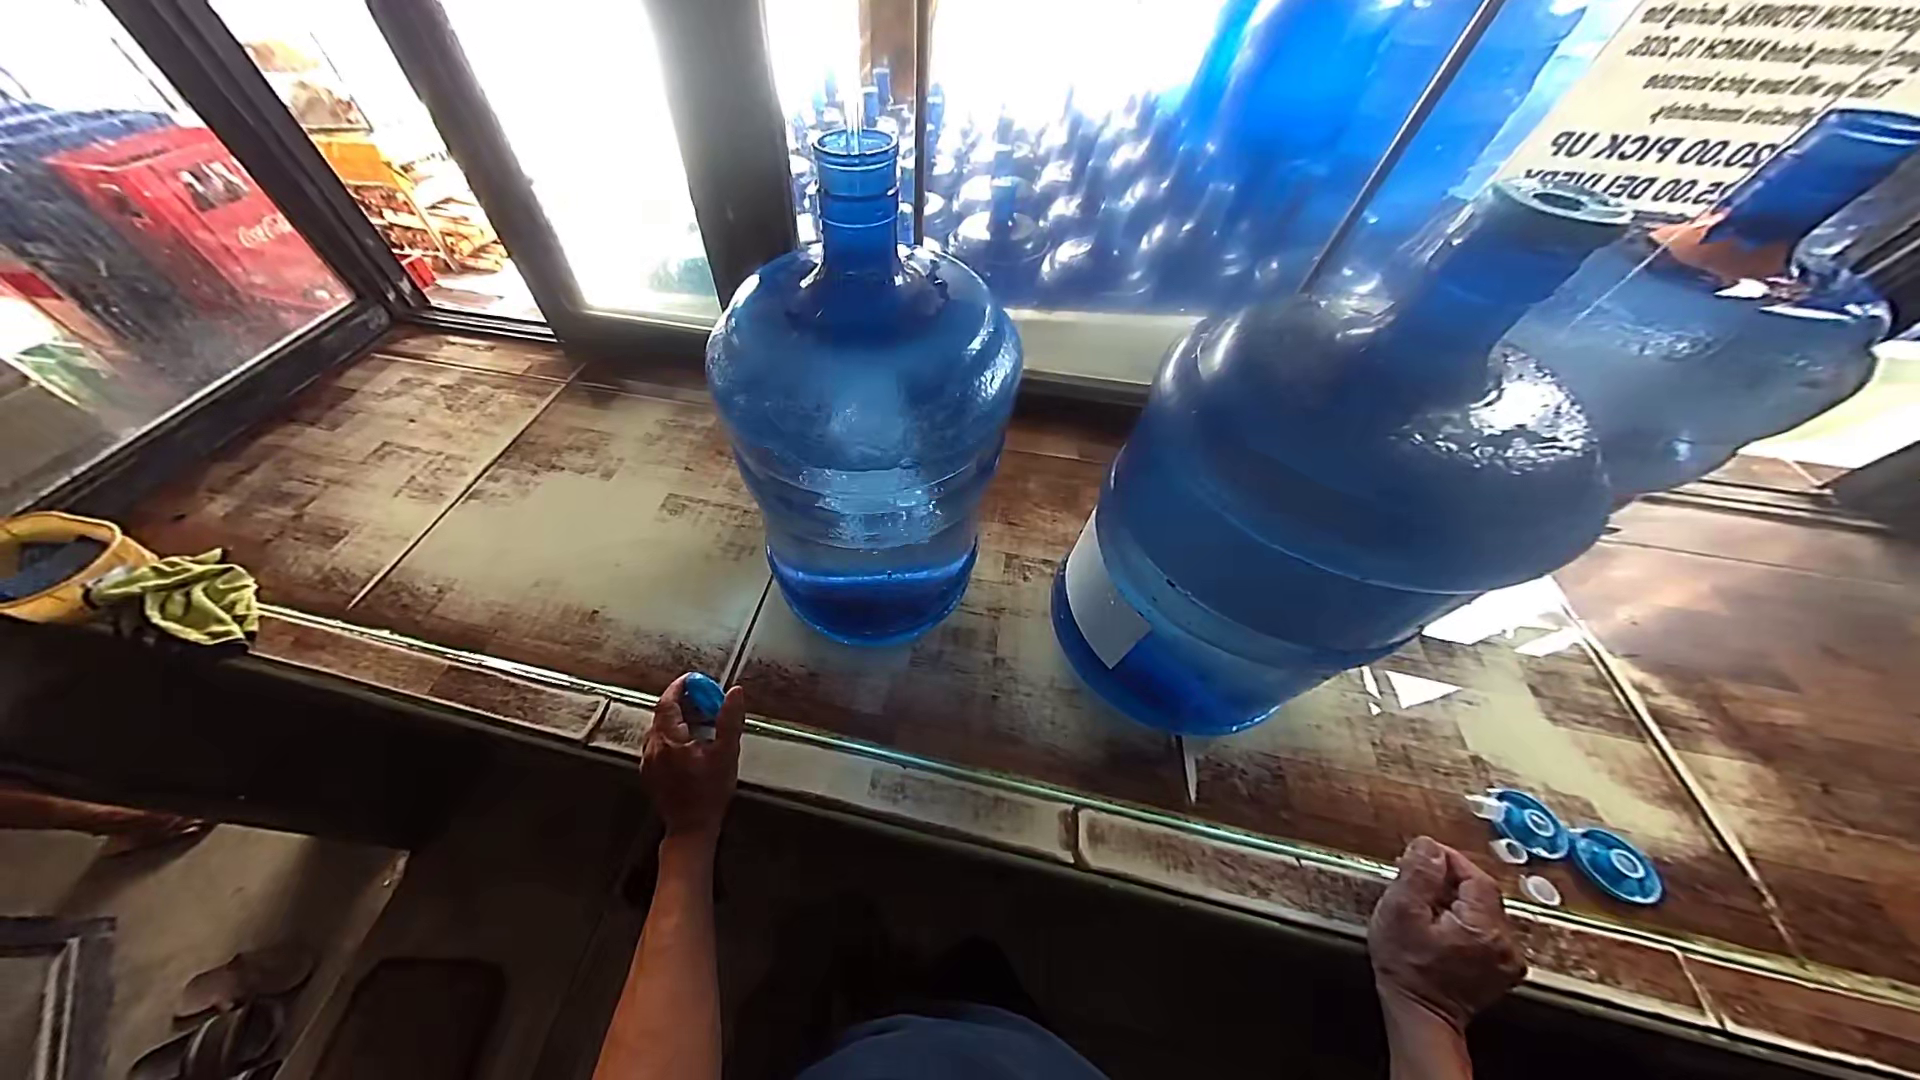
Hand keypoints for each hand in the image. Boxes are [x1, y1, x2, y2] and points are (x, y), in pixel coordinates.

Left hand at [642, 675, 745, 842]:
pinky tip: (692, 740)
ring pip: (660, 729)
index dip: (680, 687)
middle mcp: (652, 749)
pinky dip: (674, 733)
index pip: (667, 703)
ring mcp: (648, 762)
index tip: (694, 679)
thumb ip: (730, 719)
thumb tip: (735, 692)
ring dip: (678, 718)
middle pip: (662, 715)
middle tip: (704, 696)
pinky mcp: (650, 773)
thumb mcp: (726, 752)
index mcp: (668, 741)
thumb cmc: (710, 791)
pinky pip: (659, 743)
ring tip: (701, 717)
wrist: (691, 828)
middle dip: (682, 701)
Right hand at [1369, 836, 1525, 1031]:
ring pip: (1481, 910)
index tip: (1422, 852)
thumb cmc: (1406, 964)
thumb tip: (1429, 846)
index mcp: (1485, 929)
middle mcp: (1506, 946)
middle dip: (1447, 877)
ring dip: (1452, 896)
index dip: (1448, 859)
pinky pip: (1482, 929)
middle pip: (1481, 893)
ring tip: (1420, 896)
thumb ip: (1418, 874)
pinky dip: (1459, 917)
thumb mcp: (1401, 910)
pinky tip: (1434, 919)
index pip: (1476, 877)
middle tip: (1414, 872)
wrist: (1418, 1013)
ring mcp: (1505, 961)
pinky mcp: (1498, 970)